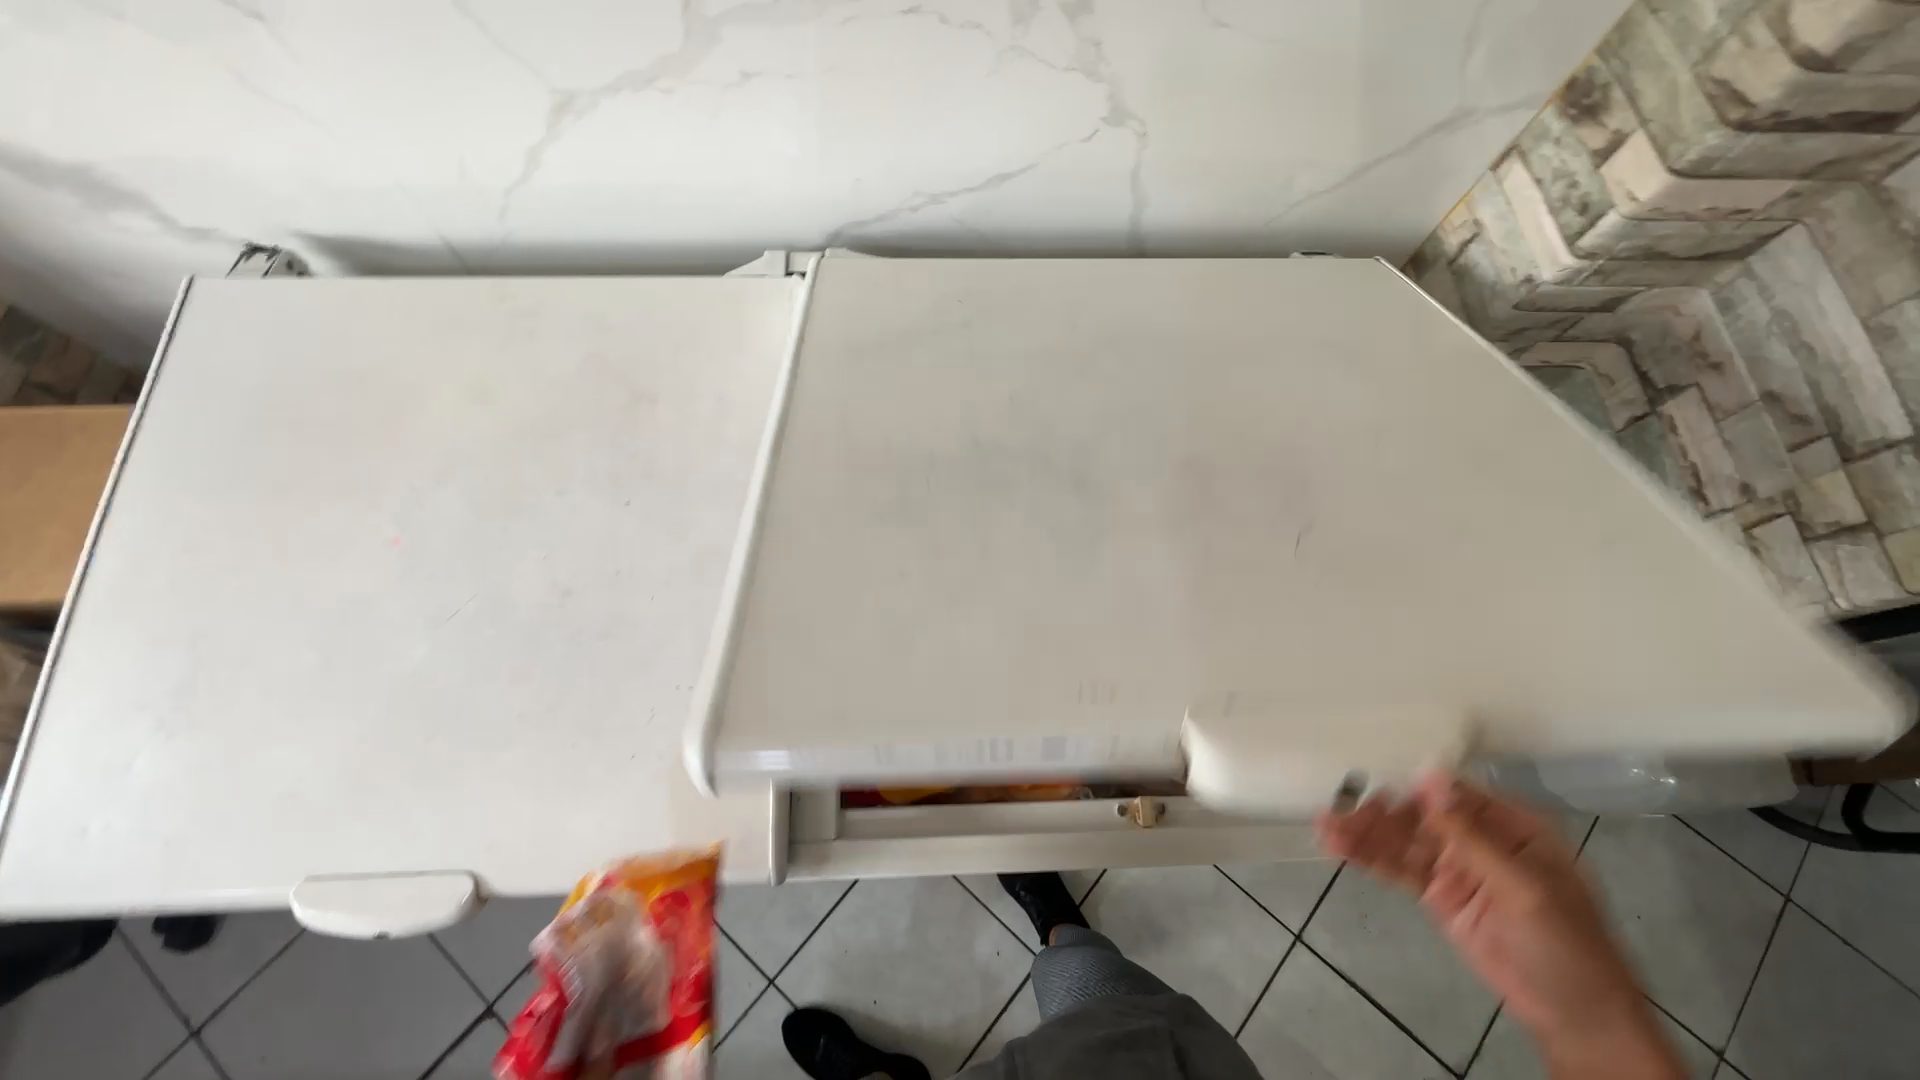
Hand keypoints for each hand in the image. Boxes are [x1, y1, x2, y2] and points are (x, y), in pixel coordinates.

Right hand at [1316, 775, 1683, 1079]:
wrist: (1577, 1018)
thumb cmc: (1568, 946)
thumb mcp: (1525, 887)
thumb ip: (1471, 835)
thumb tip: (1429, 777)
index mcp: (1513, 826)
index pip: (1453, 795)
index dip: (1412, 789)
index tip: (1372, 786)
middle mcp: (1480, 838)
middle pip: (1420, 816)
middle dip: (1379, 813)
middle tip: (1338, 814)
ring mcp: (1456, 868)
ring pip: (1402, 841)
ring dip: (1364, 833)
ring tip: (1326, 828)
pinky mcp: (1437, 895)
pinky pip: (1399, 870)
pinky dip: (1369, 858)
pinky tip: (1339, 848)